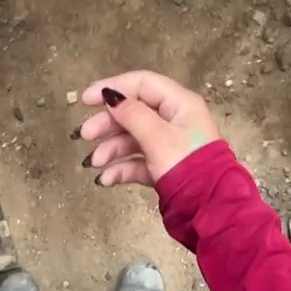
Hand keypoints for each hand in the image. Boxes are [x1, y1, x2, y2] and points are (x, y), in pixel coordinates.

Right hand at [73, 71, 221, 187]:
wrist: (206, 206)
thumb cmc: (185, 164)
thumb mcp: (157, 136)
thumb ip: (132, 114)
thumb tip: (110, 96)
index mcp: (179, 104)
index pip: (141, 85)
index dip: (113, 88)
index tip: (86, 100)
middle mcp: (174, 121)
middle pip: (133, 113)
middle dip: (107, 124)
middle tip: (85, 135)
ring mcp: (168, 146)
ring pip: (132, 140)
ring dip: (110, 149)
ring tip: (94, 163)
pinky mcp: (163, 169)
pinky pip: (137, 163)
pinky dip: (120, 169)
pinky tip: (105, 179)